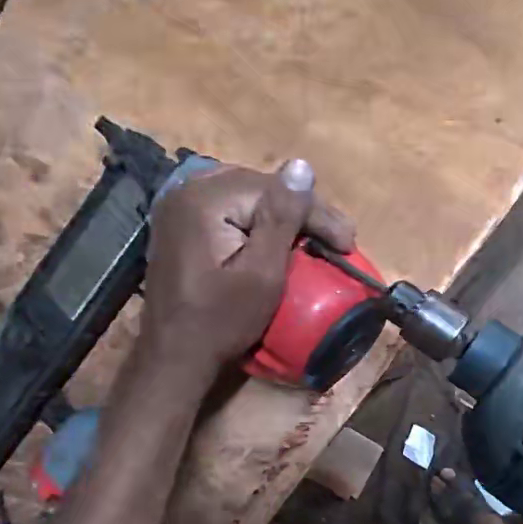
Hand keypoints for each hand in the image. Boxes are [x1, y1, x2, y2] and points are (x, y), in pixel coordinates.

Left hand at [141, 159, 355, 374]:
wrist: (174, 357)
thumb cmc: (221, 322)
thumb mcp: (261, 273)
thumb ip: (282, 218)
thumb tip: (301, 165)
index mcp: (205, 199)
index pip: (273, 189)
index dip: (316, 212)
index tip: (348, 241)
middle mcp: (186, 191)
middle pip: (258, 188)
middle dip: (300, 212)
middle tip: (337, 238)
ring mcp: (177, 207)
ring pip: (244, 196)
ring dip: (280, 214)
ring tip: (313, 236)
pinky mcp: (178, 226)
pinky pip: (226, 210)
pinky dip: (254, 221)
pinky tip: (274, 236)